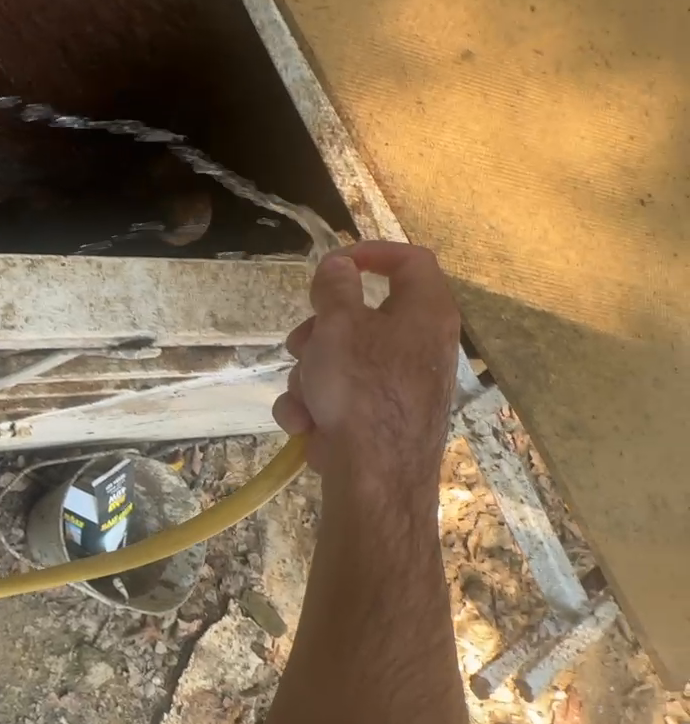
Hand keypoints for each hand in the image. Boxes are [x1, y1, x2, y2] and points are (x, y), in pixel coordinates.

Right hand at [273, 242, 460, 491]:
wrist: (374, 469)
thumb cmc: (360, 389)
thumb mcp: (338, 328)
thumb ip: (336, 291)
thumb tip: (338, 264)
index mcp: (423, 312)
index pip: (410, 262)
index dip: (370, 254)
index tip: (329, 264)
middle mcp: (418, 342)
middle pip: (359, 317)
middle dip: (317, 332)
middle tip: (298, 345)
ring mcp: (397, 380)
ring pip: (337, 359)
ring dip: (307, 376)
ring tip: (303, 399)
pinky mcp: (375, 411)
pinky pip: (335, 394)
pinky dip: (313, 405)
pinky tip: (306, 422)